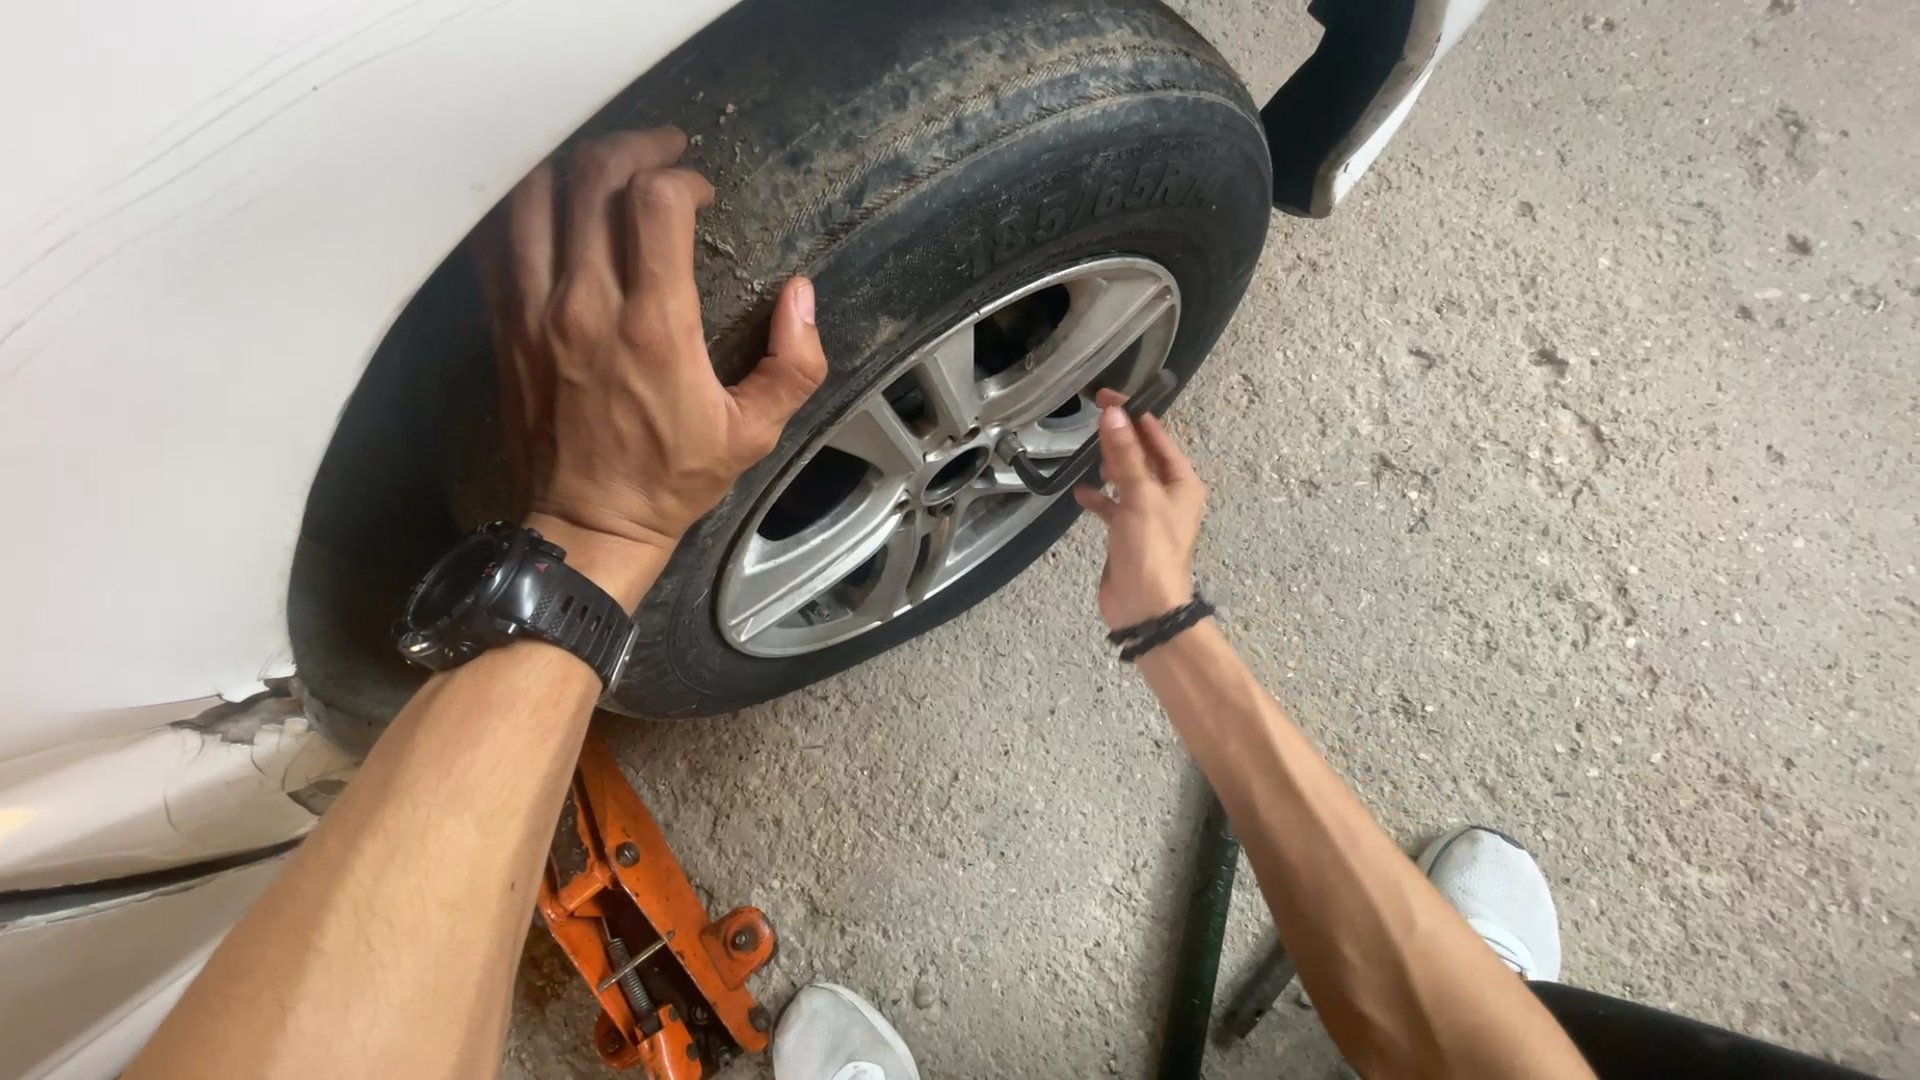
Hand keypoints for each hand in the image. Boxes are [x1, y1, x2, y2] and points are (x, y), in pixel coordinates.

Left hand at [477, 128, 827, 557]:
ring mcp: (535, 312)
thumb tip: (802, 296)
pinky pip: (501, 238)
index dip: (682, 180)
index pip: (654, 205)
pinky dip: (527, 205)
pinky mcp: (505, 326)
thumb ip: (794, 364)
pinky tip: (556, 205)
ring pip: (536, 196)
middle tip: (661, 153)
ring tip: (609, 166)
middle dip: (633, 150)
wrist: (591, 521)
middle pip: (593, 181)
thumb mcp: (756, 432)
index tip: (701, 194)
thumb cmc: (674, 478)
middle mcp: (586, 306)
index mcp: (654, 328)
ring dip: (577, 165)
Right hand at [1072, 389, 1206, 631]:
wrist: (1145, 606)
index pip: (1158, 436)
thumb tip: (1112, 413)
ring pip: (1126, 479)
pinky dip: (1098, 498)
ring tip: (1088, 454)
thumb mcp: (1139, 495)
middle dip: (1120, 439)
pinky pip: (1112, 506)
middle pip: (1142, 456)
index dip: (1134, 414)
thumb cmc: (1151, 550)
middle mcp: (1168, 495)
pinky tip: (1081, 493)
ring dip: (1108, 467)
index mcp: (1182, 482)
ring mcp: (1147, 514)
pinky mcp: (1128, 533)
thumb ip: (1124, 454)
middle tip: (1093, 421)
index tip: (1106, 397)